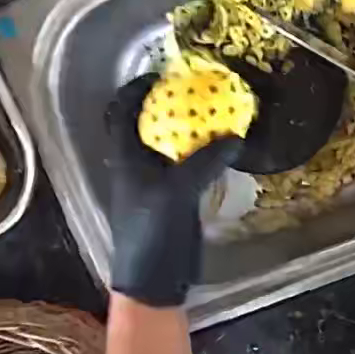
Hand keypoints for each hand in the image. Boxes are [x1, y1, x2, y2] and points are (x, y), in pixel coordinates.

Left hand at [103, 74, 242, 307]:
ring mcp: (152, 182)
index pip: (120, 112)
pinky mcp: (170, 197)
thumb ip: (205, 162)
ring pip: (166, 143)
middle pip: (144, 123)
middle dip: (166, 104)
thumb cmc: (153, 232)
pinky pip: (184, 164)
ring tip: (212, 114)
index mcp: (125, 158)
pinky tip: (220, 149)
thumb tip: (234, 135)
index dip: (134, 89)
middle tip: (194, 90)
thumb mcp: (177, 192)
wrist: (154, 279)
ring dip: (185, 127)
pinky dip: (199, 151)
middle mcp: (135, 164)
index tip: (160, 74)